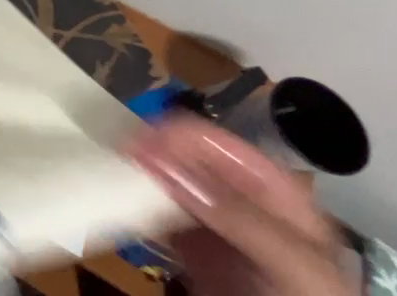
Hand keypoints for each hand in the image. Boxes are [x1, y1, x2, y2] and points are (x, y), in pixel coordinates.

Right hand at [127, 117, 357, 295]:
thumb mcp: (295, 263)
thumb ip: (239, 216)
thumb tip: (166, 165)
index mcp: (271, 189)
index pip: (215, 142)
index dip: (174, 134)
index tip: (133, 142)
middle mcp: (238, 199)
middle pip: (181, 158)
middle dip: (145, 153)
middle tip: (110, 159)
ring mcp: (212, 226)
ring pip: (162, 184)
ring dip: (132, 178)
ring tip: (102, 179)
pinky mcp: (191, 252)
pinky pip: (154, 218)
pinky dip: (131, 210)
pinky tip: (112, 208)